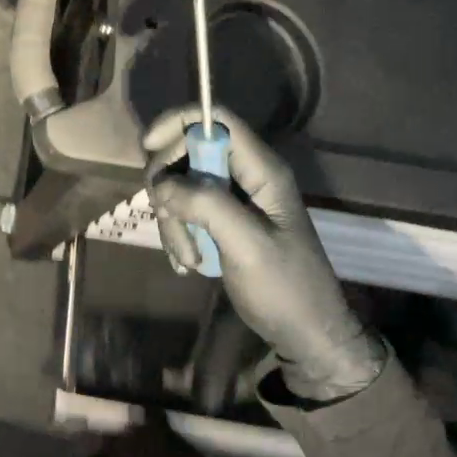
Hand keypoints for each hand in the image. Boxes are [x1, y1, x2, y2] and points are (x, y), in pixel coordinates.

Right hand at [145, 107, 384, 401]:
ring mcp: (232, 198)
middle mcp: (244, 175)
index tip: (149, 148)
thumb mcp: (248, 245)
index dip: (178, 122)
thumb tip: (160, 184)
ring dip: (173, 219)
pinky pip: (183, 211)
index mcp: (261, 169)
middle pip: (188, 150)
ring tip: (188, 257)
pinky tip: (186, 263)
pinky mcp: (221, 221)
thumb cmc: (286, 288)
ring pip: (180, 184)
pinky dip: (177, 233)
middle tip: (168, 218)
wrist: (307, 336)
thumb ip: (206, 205)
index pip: (215, 119)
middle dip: (169, 184)